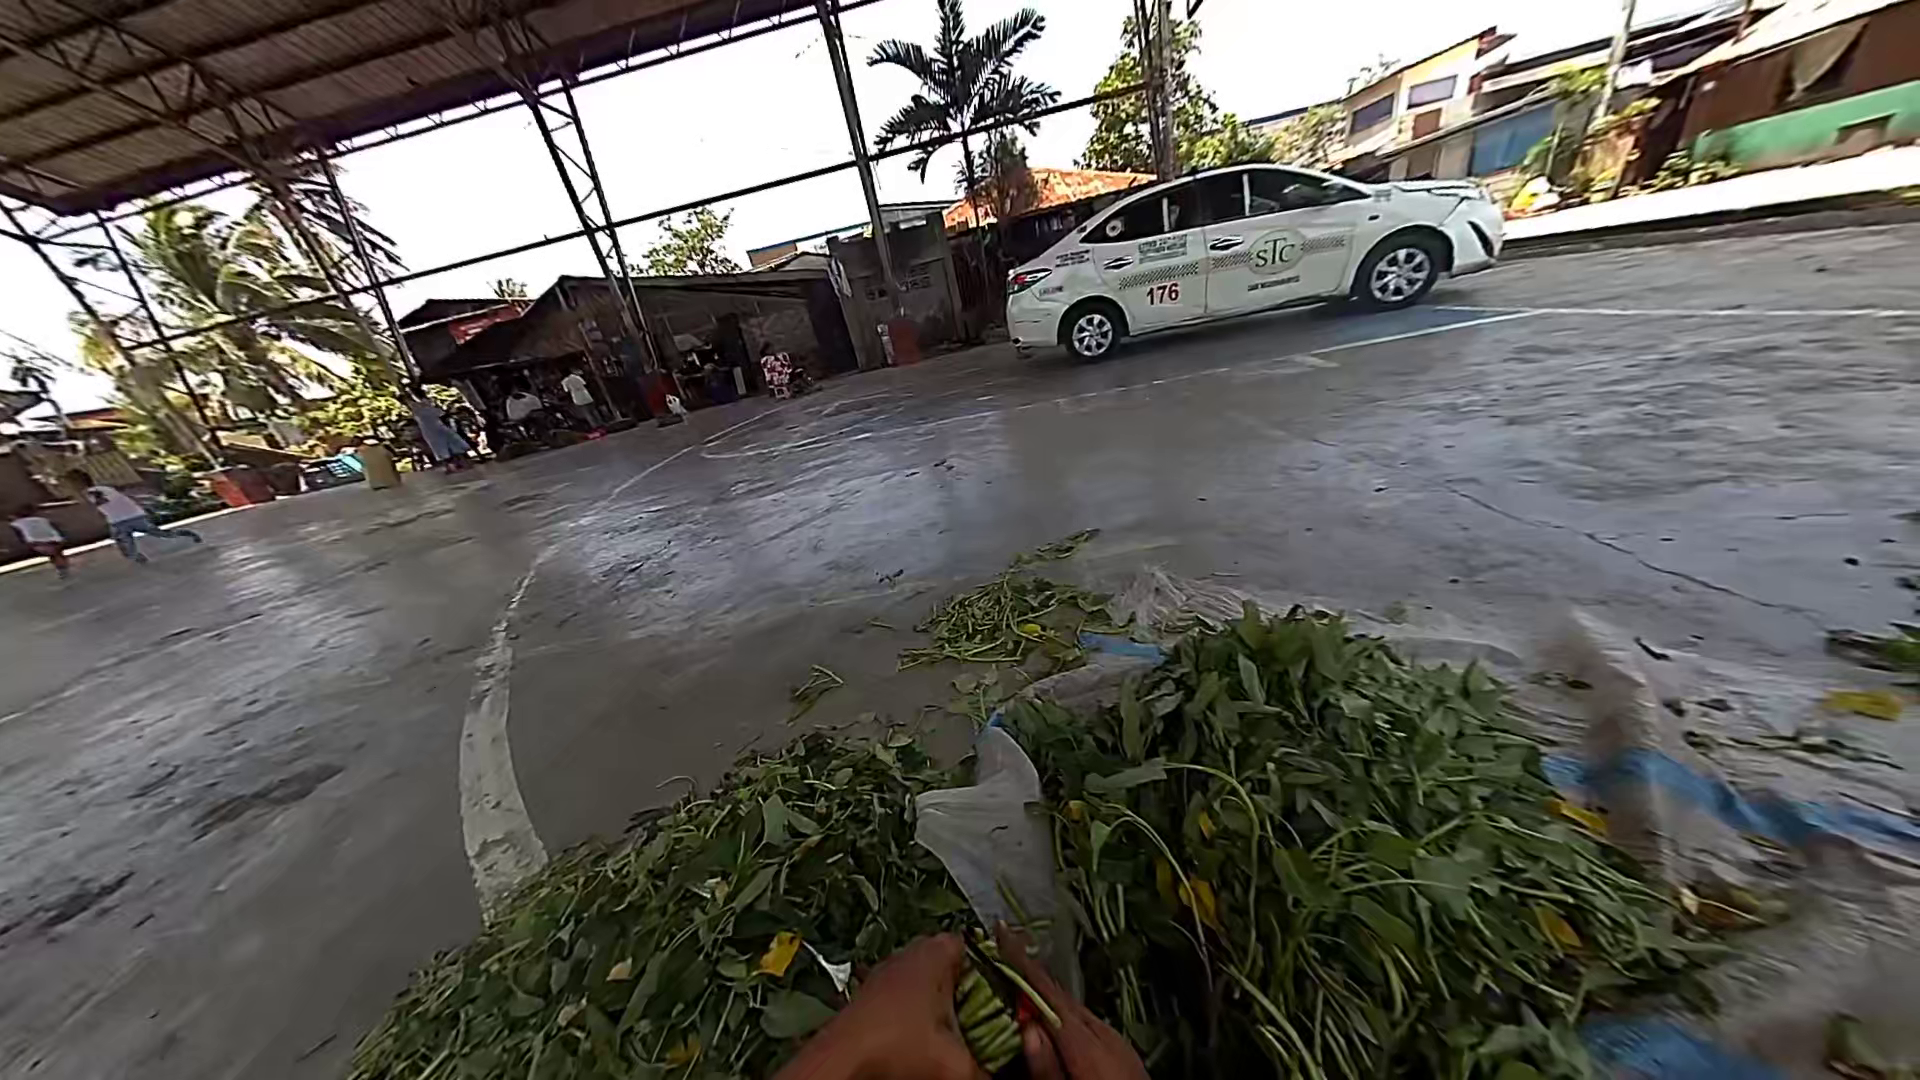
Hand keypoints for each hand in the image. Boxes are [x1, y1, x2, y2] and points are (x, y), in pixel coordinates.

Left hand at [773, 934, 985, 1079]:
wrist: (840, 1062)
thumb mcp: (954, 1065)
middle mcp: (913, 950)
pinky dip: (919, 1010)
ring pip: (928, 978)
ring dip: (942, 1002)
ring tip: (953, 1033)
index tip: (1002, 998)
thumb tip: (1003, 1075)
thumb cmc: (899, 1048)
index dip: (990, 971)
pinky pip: (907, 992)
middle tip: (982, 1020)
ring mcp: (889, 968)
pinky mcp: (872, 991)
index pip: (974, 946)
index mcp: (936, 951)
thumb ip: (985, 1069)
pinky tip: (922, 1037)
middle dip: (968, 989)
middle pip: (952, 963)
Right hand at [995, 924, 1149, 1079]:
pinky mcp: (1125, 1054)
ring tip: (1021, 983)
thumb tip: (1026, 1025)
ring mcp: (1119, 1042)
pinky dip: (1065, 1014)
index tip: (1001, 931)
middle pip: (1060, 996)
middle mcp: (1106, 1032)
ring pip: (1075, 1008)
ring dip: (1048, 995)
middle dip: (1031, 975)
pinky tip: (1055, 1020)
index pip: (1048, 992)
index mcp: (1089, 1043)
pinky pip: (1087, 1023)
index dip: (1022, 961)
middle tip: (1003, 954)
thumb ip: (1049, 1069)